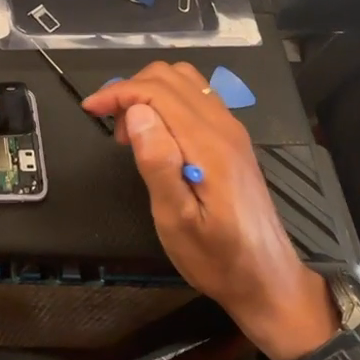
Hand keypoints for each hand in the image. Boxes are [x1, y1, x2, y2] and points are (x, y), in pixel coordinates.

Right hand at [83, 63, 338, 359]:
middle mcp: (223, 126)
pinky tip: (157, 132)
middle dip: (130, 89)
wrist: (269, 282)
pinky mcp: (232, 138)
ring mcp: (231, 130)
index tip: (90, 110)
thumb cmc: (217, 258)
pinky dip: (166, 98)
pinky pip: (196, 95)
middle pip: (168, 76)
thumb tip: (136, 112)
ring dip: (148, 90)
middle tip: (113, 130)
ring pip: (184, 80)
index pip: (156, 91)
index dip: (117, 93)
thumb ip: (157, 163)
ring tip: (132, 128)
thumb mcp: (177, 221)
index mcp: (208, 144)